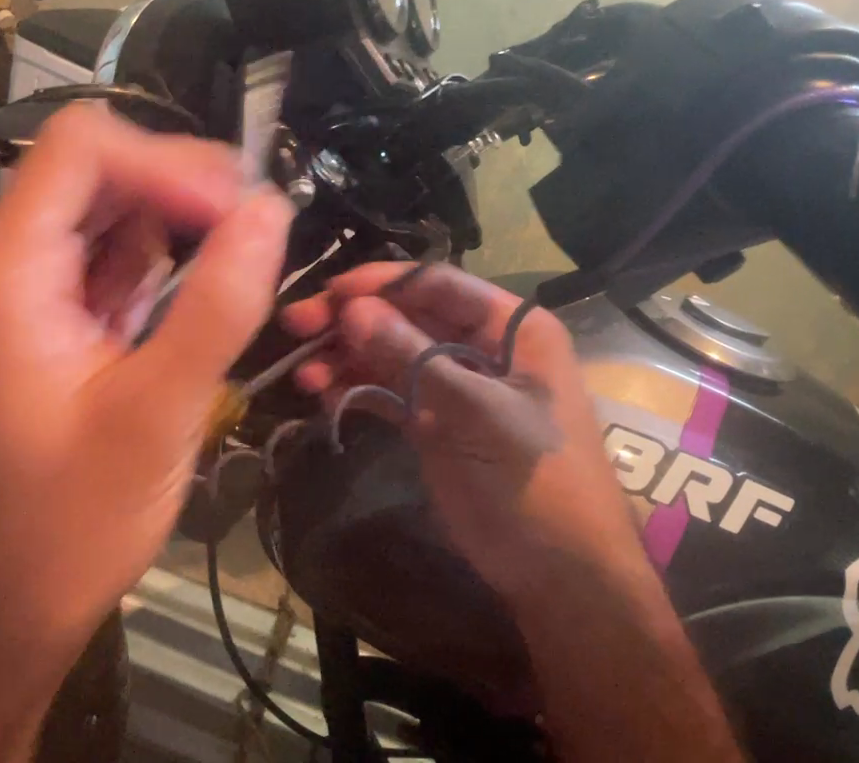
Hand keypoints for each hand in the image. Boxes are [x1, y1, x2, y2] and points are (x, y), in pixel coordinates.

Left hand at [0, 105, 292, 757]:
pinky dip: (154, 267)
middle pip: (92, 172)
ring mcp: (22, 299)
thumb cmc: (68, 528)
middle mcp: (3, 268)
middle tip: (255, 226)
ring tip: (237, 258)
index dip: (167, 160)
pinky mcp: (45, 329)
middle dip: (177, 185)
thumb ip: (217, 305)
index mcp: (6, 272)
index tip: (238, 211)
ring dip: (172, 224)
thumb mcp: (157, 415)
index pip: (81, 148)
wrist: (5, 619)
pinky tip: (195, 296)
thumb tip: (272, 208)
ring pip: (103, 215)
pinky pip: (103, 266)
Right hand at [279, 263, 639, 601]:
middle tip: (297, 327)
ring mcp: (456, 383)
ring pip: (391, 351)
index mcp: (510, 327)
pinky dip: (357, 387)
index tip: (326, 293)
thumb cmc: (534, 484)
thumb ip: (413, 357)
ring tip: (302, 374)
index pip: (436, 283)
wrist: (561, 575)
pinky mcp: (435, 419)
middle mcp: (481, 344)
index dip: (379, 283)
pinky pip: (389, 388)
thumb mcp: (475, 415)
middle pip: (406, 313)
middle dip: (352, 319)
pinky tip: (320, 393)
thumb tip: (353, 309)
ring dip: (346, 356)